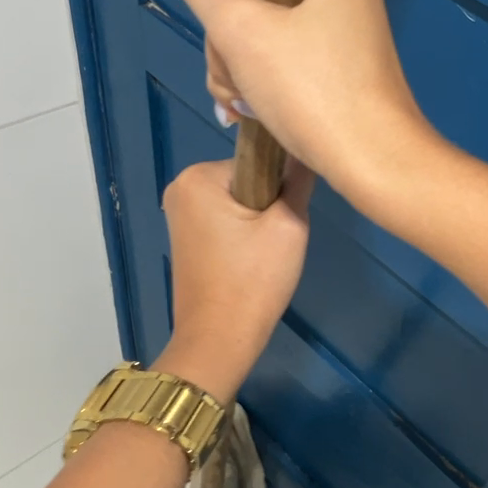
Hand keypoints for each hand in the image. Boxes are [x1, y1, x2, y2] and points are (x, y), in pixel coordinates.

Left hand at [151, 158, 313, 400]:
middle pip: (249, 177)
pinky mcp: (186, 236)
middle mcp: (181, 187)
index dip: (282, 184)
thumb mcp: (289, 225)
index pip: (260, 159)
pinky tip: (253, 258)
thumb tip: (307, 147)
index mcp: (198, 176)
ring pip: (241, 198)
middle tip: (280, 237)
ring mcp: (180, 213)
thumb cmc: (254, 279)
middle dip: (270, 201)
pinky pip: (227, 217)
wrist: (220, 340)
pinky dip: (245, 232)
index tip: (288, 215)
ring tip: (267, 250)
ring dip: (260, 219)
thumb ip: (300, 180)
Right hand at [171, 0, 434, 193]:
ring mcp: (339, 29)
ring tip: (249, 106)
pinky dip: (261, 87)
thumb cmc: (314, 90)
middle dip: (232, 47)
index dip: (228, 2)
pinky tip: (254, 113)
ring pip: (258, 35)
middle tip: (244, 83)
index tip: (243, 40)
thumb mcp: (243, 29)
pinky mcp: (337, 66)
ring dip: (239, 73)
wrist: (372, 160)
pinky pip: (281, 62)